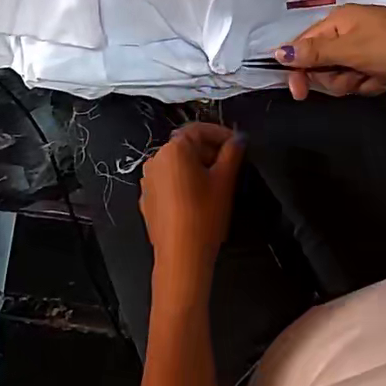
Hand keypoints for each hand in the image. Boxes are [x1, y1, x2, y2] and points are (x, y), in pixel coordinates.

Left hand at [139, 123, 245, 282]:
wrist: (181, 255)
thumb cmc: (203, 217)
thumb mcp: (225, 180)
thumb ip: (232, 153)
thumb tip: (238, 139)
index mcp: (174, 150)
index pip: (199, 129)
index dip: (221, 134)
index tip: (237, 143)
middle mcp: (156, 160)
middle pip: (186, 145)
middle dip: (209, 151)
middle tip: (231, 165)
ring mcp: (148, 180)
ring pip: (176, 164)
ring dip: (196, 167)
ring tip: (217, 184)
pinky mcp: (148, 198)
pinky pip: (168, 182)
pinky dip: (183, 183)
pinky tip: (198, 200)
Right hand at [275, 4, 385, 99]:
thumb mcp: (352, 50)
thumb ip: (314, 53)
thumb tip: (277, 52)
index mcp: (339, 21)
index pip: (303, 46)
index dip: (298, 70)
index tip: (299, 94)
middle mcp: (350, 32)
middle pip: (321, 63)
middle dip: (333, 77)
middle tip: (352, 78)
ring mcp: (369, 48)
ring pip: (341, 75)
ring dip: (354, 83)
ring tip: (375, 78)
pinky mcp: (384, 64)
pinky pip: (362, 80)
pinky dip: (371, 84)